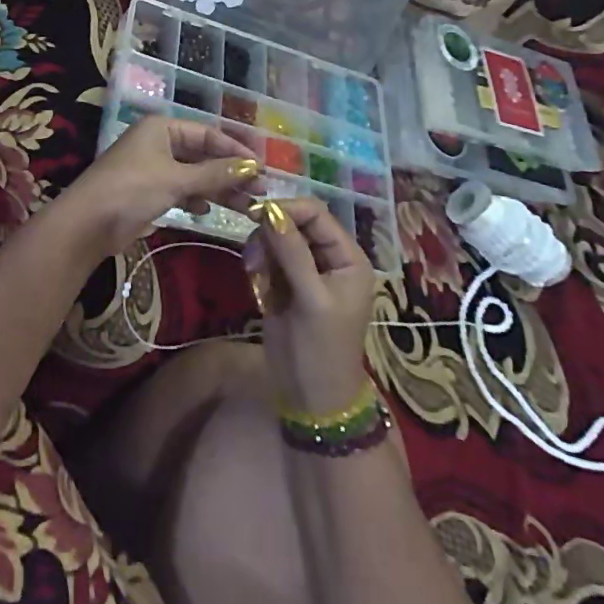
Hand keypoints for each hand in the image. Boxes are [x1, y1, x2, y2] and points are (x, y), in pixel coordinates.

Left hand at [61, 116, 263, 247]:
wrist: (88, 223)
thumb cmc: (132, 190)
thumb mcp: (177, 179)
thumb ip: (215, 173)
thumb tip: (252, 167)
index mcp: (161, 128)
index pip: (207, 133)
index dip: (235, 150)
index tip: (262, 169)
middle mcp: (156, 143)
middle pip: (201, 154)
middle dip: (229, 173)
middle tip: (261, 192)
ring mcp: (151, 168)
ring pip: (193, 175)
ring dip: (217, 189)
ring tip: (246, 207)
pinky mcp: (147, 192)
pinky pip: (179, 190)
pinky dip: (194, 199)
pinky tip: (206, 210)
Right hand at [244, 197, 376, 414]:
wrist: (310, 394)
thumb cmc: (321, 348)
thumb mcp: (311, 300)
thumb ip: (293, 254)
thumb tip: (271, 211)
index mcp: (348, 259)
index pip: (317, 215)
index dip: (287, 209)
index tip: (254, 215)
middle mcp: (328, 259)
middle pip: (293, 222)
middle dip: (270, 233)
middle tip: (254, 257)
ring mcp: (305, 271)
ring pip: (275, 238)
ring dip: (261, 250)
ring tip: (255, 274)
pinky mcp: (284, 283)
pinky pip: (266, 258)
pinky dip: (257, 265)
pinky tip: (256, 284)